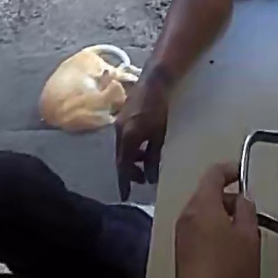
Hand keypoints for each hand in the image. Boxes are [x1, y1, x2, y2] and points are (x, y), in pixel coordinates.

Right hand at [115, 71, 169, 199]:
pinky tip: (142, 145)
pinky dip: (131, 146)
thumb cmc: (158, 108)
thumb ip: (153, 157)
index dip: (124, 182)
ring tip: (145, 162)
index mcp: (127, 137)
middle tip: (141, 180)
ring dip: (132, 157)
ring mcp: (120, 121)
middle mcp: (119, 131)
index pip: (123, 166)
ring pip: (123, 147)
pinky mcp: (123, 115)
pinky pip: (124, 137)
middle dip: (129, 170)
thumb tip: (150, 178)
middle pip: (121, 157)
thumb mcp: (158, 134)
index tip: (125, 196)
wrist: (154, 80)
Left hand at [175, 162, 260, 277]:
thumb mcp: (248, 236)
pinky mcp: (181, 252)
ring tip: (241, 234)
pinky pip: (198, 228)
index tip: (242, 172)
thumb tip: (243, 198)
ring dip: (221, 215)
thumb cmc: (228, 269)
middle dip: (228, 198)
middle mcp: (187, 212)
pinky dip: (212, 230)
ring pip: (203, 212)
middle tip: (248, 212)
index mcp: (202, 202)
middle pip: (207, 192)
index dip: (230, 168)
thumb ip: (247, 209)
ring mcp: (181, 233)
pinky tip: (227, 249)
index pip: (214, 172)